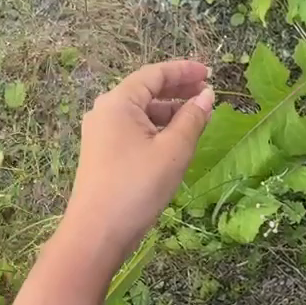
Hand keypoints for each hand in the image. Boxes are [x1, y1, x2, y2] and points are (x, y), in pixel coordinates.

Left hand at [62, 60, 214, 268]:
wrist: (96, 233)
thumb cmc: (137, 186)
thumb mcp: (173, 150)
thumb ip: (192, 118)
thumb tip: (207, 96)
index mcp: (119, 102)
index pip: (154, 74)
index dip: (183, 71)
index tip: (209, 73)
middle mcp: (105, 111)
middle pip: (146, 90)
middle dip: (178, 89)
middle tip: (207, 92)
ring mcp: (101, 133)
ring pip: (141, 111)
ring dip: (169, 110)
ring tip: (198, 117)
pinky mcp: (103, 153)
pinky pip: (134, 128)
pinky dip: (157, 127)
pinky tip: (176, 138)